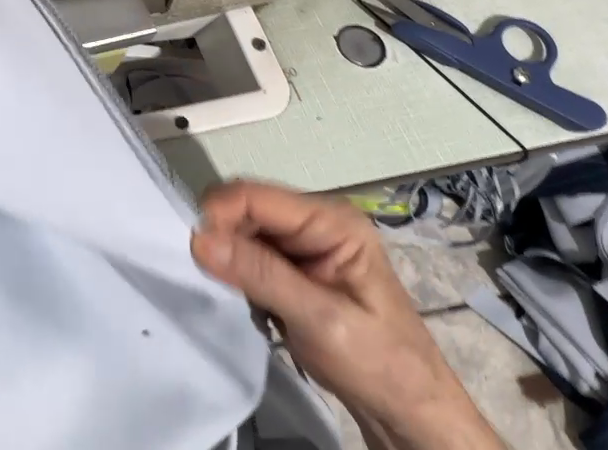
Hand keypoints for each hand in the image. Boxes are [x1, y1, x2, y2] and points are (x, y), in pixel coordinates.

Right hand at [191, 182, 502, 449]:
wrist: (409, 412)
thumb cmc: (380, 365)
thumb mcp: (321, 320)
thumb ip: (260, 275)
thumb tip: (198, 238)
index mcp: (332, 221)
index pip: (253, 195)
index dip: (219, 216)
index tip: (198, 254)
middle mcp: (315, 221)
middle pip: (243, 207)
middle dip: (221, 238)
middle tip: (219, 280)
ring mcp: (303, 243)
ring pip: (239, 229)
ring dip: (228, 257)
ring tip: (237, 293)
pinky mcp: (291, 265)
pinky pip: (246, 251)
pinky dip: (236, 272)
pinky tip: (247, 298)